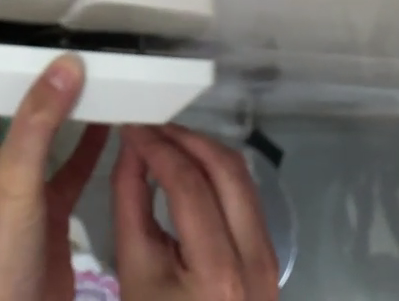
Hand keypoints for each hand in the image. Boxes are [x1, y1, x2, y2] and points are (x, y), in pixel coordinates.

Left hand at [0, 54, 109, 300]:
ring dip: (57, 107)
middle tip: (42, 36)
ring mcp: (21, 187)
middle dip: (14, 75)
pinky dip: (90, 146)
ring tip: (85, 66)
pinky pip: (71, 168)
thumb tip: (67, 60)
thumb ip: (38, 119)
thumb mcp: (13, 174)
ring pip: (38, 134)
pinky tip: (114, 121)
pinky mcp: (50, 210)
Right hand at [112, 126, 280, 300]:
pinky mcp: (269, 253)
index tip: (132, 126)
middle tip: (150, 126)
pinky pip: (245, 194)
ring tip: (164, 140)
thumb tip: (132, 144)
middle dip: (185, 137)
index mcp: (217, 271)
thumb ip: (129, 198)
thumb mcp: (132, 267)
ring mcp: (269, 256)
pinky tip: (186, 165)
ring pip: (241, 176)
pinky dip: (215, 170)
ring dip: (202, 148)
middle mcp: (255, 259)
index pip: (187, 183)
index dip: (157, 146)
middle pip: (226, 168)